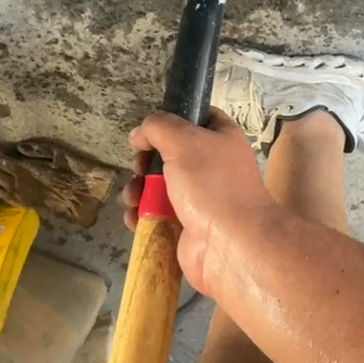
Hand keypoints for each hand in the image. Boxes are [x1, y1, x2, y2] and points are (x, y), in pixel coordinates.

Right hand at [121, 110, 274, 292]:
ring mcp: (199, 196)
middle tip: (140, 167)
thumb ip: (158, 127)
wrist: (230, 244)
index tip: (149, 131)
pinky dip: (143, 215)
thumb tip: (139, 134)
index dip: (171, 120)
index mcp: (221, 136)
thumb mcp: (184, 140)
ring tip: (133, 198)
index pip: (195, 117)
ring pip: (160, 184)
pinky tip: (134, 217)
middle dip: (147, 161)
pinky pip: (158, 214)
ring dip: (140, 189)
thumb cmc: (211, 183)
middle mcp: (212, 164)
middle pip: (170, 153)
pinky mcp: (186, 225)